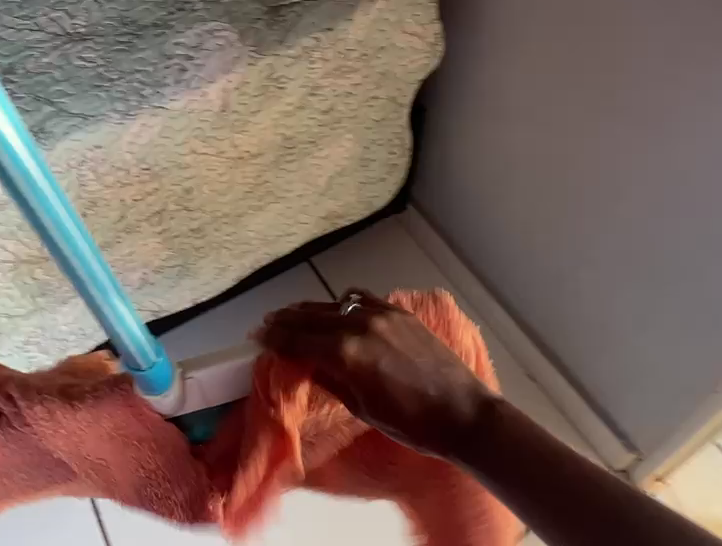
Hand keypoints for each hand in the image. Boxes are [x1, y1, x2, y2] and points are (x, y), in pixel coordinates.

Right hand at [256, 288, 496, 459]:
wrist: (463, 414)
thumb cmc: (410, 423)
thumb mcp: (361, 407)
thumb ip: (329, 378)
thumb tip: (304, 363)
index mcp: (345, 352)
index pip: (299, 339)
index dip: (275, 337)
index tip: (258, 335)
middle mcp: (357, 324)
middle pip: (311, 316)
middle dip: (287, 319)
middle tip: (268, 322)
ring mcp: (379, 313)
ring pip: (333, 303)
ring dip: (311, 309)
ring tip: (295, 314)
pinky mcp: (397, 311)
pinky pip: (361, 298)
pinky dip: (343, 302)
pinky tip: (337, 306)